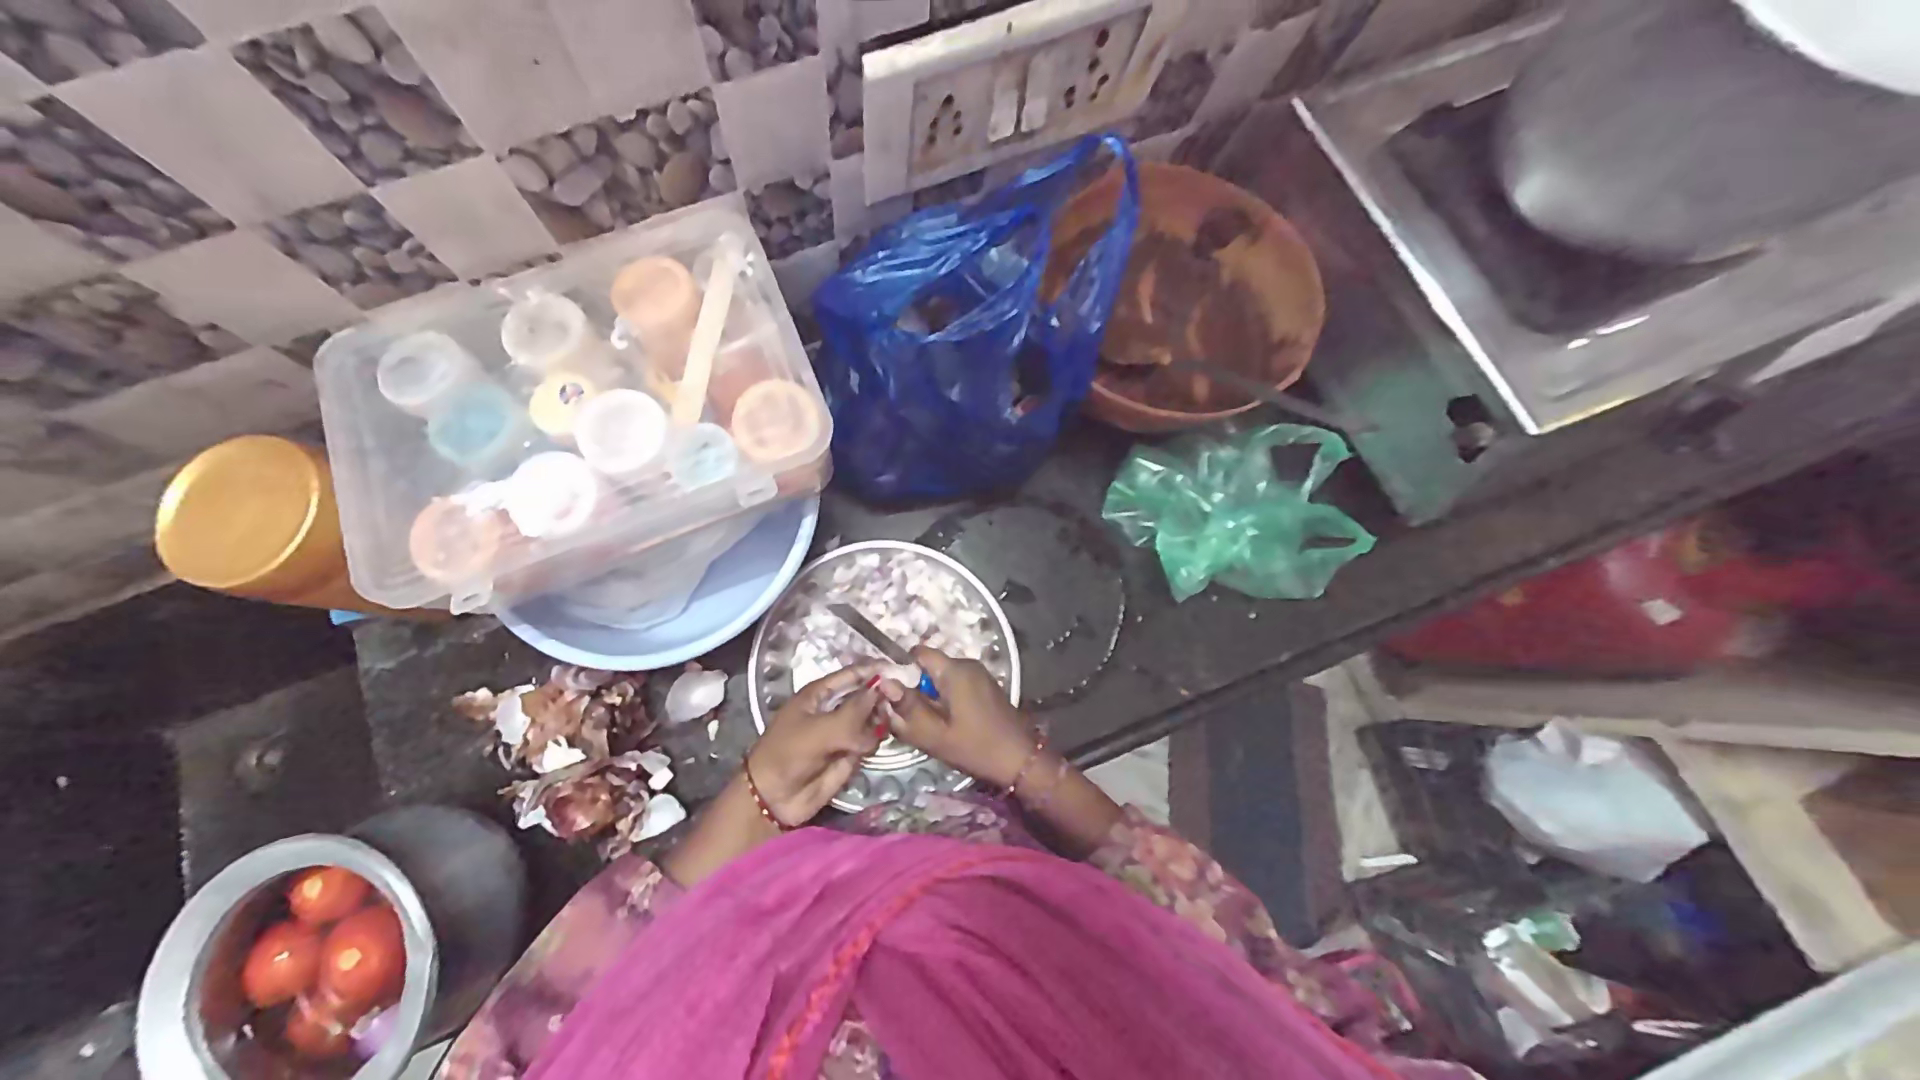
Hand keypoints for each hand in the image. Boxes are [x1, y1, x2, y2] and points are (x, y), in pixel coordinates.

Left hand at [746, 665, 885, 824]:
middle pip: (865, 696)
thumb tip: (880, 689)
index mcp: (819, 694)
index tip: (898, 670)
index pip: (851, 675)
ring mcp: (843, 733)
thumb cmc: (789, 753)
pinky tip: (873, 744)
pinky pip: (869, 742)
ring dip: (879, 720)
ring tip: (884, 724)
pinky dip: (874, 742)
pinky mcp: (850, 755)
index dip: (873, 670)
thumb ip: (853, 710)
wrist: (774, 798)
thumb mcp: (821, 729)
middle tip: (895, 702)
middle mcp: (833, 710)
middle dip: (880, 697)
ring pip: (871, 719)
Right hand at [879, 647, 1033, 787]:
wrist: (1020, 761)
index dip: (901, 669)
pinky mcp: (985, 688)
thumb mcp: (935, 733)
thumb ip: (908, 707)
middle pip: (930, 668)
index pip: (918, 653)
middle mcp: (967, 665)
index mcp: (955, 670)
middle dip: (916, 689)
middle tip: (908, 718)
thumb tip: (883, 683)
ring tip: (927, 725)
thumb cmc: (975, 747)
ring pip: (942, 679)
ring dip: (931, 698)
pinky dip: (946, 701)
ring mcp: (979, 675)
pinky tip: (946, 725)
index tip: (894, 695)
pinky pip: (956, 686)